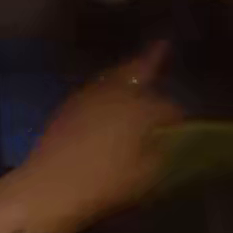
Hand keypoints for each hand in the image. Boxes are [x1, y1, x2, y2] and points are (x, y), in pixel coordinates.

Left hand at [20, 42, 183, 224]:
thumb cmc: (106, 183)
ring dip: (129, 71)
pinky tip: (110, 96)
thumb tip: (167, 141)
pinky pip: (98, 87)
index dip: (178, 116)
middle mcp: (119, 93)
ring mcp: (91, 95)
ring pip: (116, 76)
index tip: (182, 125)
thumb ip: (162, 152)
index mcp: (143, 108)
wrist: (50, 187)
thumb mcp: (147, 174)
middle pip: (140, 70)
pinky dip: (109, 86)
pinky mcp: (70, 105)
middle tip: (163, 46)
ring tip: (137, 66)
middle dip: (153, 60)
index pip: (170, 107)